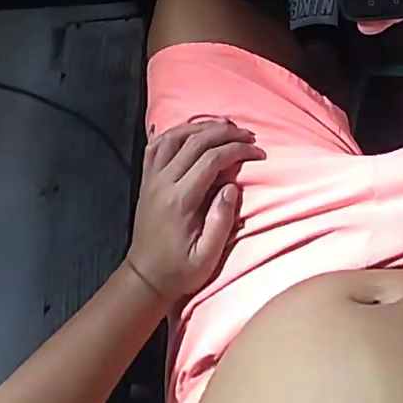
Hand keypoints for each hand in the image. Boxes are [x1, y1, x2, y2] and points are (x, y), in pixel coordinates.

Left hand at [123, 119, 263, 301]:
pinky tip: (189, 129)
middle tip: (247, 133)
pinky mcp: (146, 178)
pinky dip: (173, 132)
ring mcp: (152, 177)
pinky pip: (156, 145)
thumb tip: (232, 186)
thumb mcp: (207, 258)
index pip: (211, 160)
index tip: (257, 151)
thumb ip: (221, 222)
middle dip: (224, 133)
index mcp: (180, 200)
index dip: (236, 150)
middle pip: (195, 142)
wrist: (145, 277)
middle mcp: (164, 182)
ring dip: (200, 126)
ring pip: (174, 137)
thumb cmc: (179, 270)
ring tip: (223, 125)